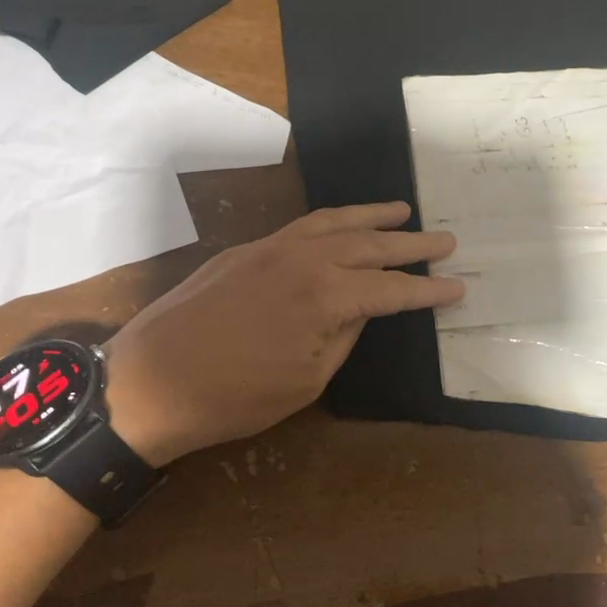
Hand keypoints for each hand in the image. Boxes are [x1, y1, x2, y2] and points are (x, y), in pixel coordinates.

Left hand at [100, 202, 462, 465]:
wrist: (147, 383)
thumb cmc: (233, 396)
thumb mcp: (307, 380)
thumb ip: (343, 337)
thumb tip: (359, 312)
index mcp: (325, 296)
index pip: (391, 288)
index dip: (428, 290)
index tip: (458, 287)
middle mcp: (303, 259)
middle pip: (370, 244)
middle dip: (412, 244)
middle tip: (447, 240)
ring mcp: (269, 248)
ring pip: (333, 222)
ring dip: (372, 217)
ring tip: (402, 210)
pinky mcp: (244, 251)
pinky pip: (302, 226)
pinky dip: (332, 222)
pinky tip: (342, 227)